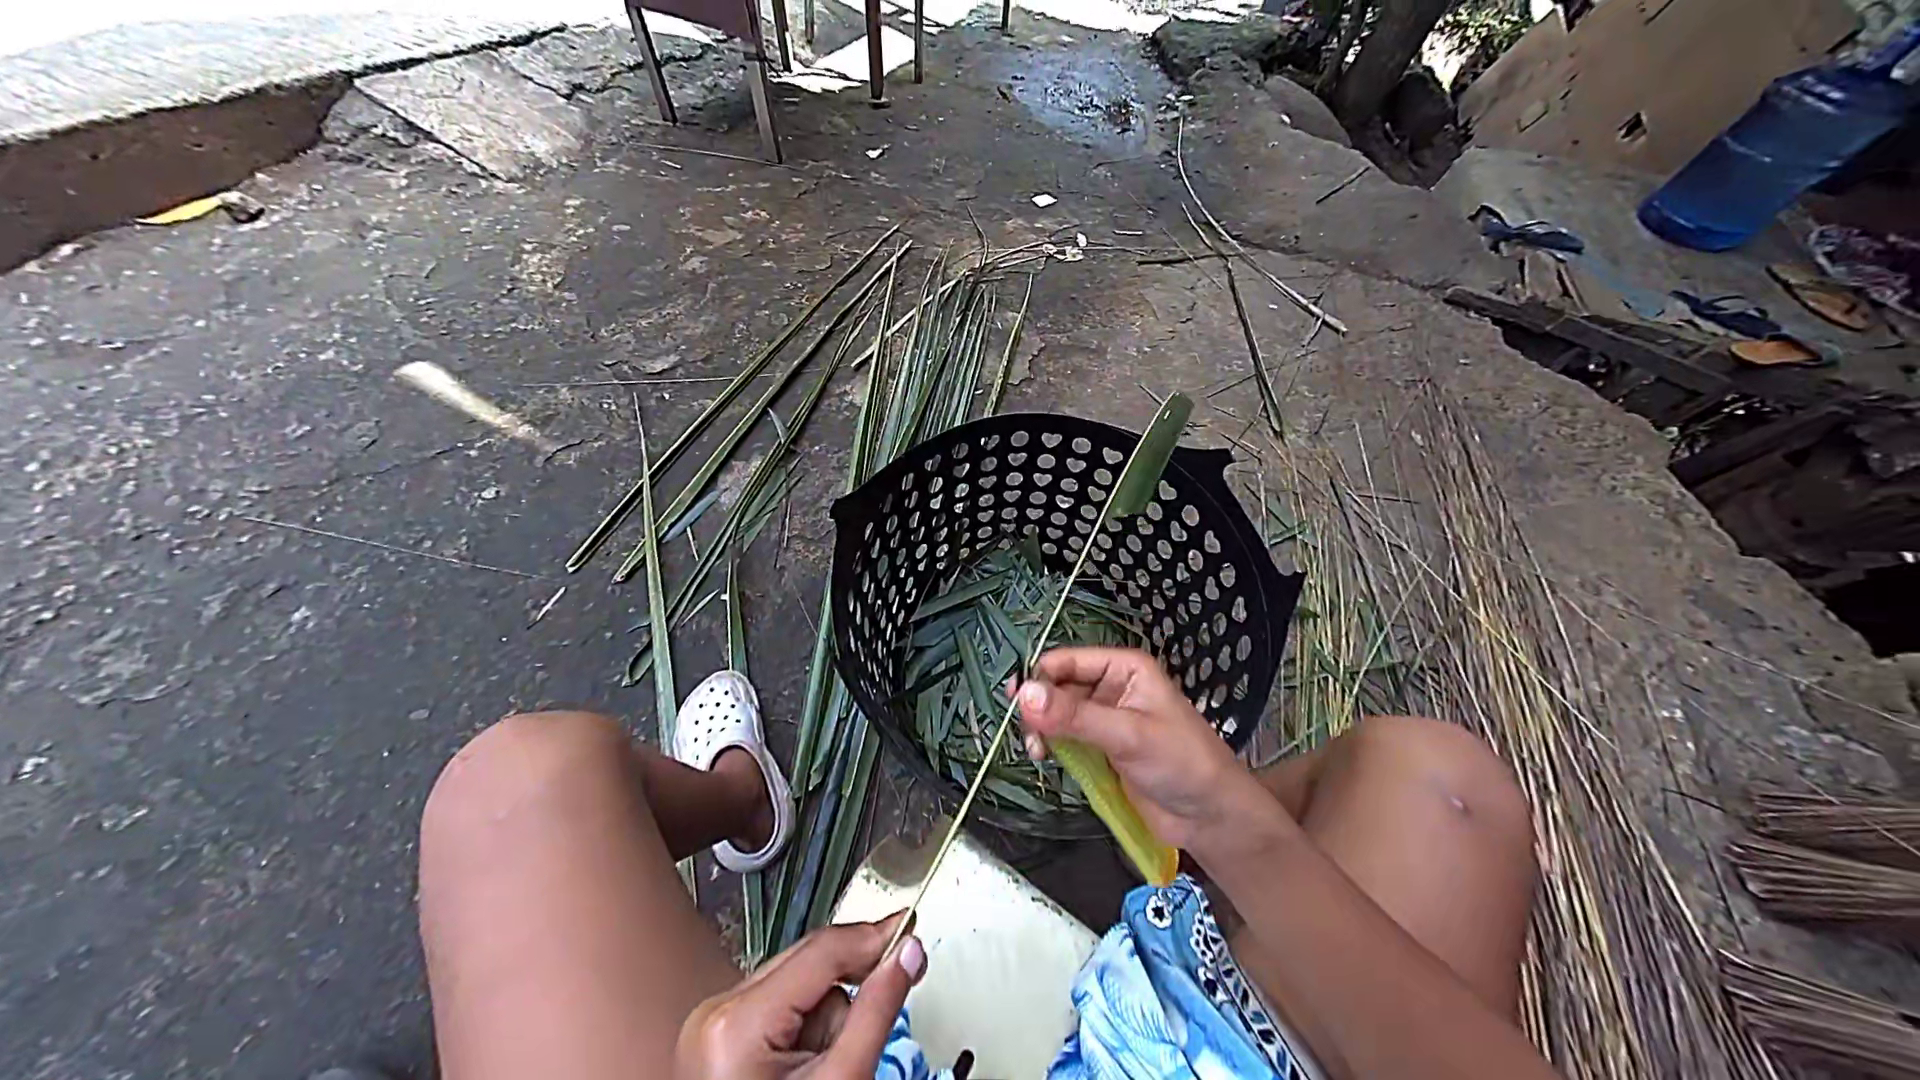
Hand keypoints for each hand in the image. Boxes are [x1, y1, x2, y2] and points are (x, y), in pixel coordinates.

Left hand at [676, 914, 926, 1079]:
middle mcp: (719, 1010)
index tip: (909, 930)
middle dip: (848, 988)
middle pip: (810, 961)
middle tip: (886, 998)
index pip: (824, 950)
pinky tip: (807, 1064)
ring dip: (827, 1014)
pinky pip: (781, 1002)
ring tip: (826, 1066)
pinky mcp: (720, 1033)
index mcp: (739, 1021)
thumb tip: (905, 954)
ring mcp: (714, 1022)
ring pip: (800, 980)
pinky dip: (806, 1025)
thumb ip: (877, 1010)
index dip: (874, 938)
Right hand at [1015, 647, 1271, 851]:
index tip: (1015, 704)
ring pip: (1055, 713)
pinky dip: (1051, 745)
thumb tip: (1023, 695)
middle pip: (1056, 686)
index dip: (1038, 679)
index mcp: (1123, 668)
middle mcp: (1110, 686)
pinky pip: (1064, 737)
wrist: (1211, 817)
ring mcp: (1104, 718)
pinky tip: (1046, 758)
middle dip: (1038, 708)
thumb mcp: (1128, 734)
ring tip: (1038, 752)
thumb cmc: (1181, 763)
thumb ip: (1074, 716)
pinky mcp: (1099, 747)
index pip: (1066, 661)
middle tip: (1029, 736)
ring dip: (1041, 729)